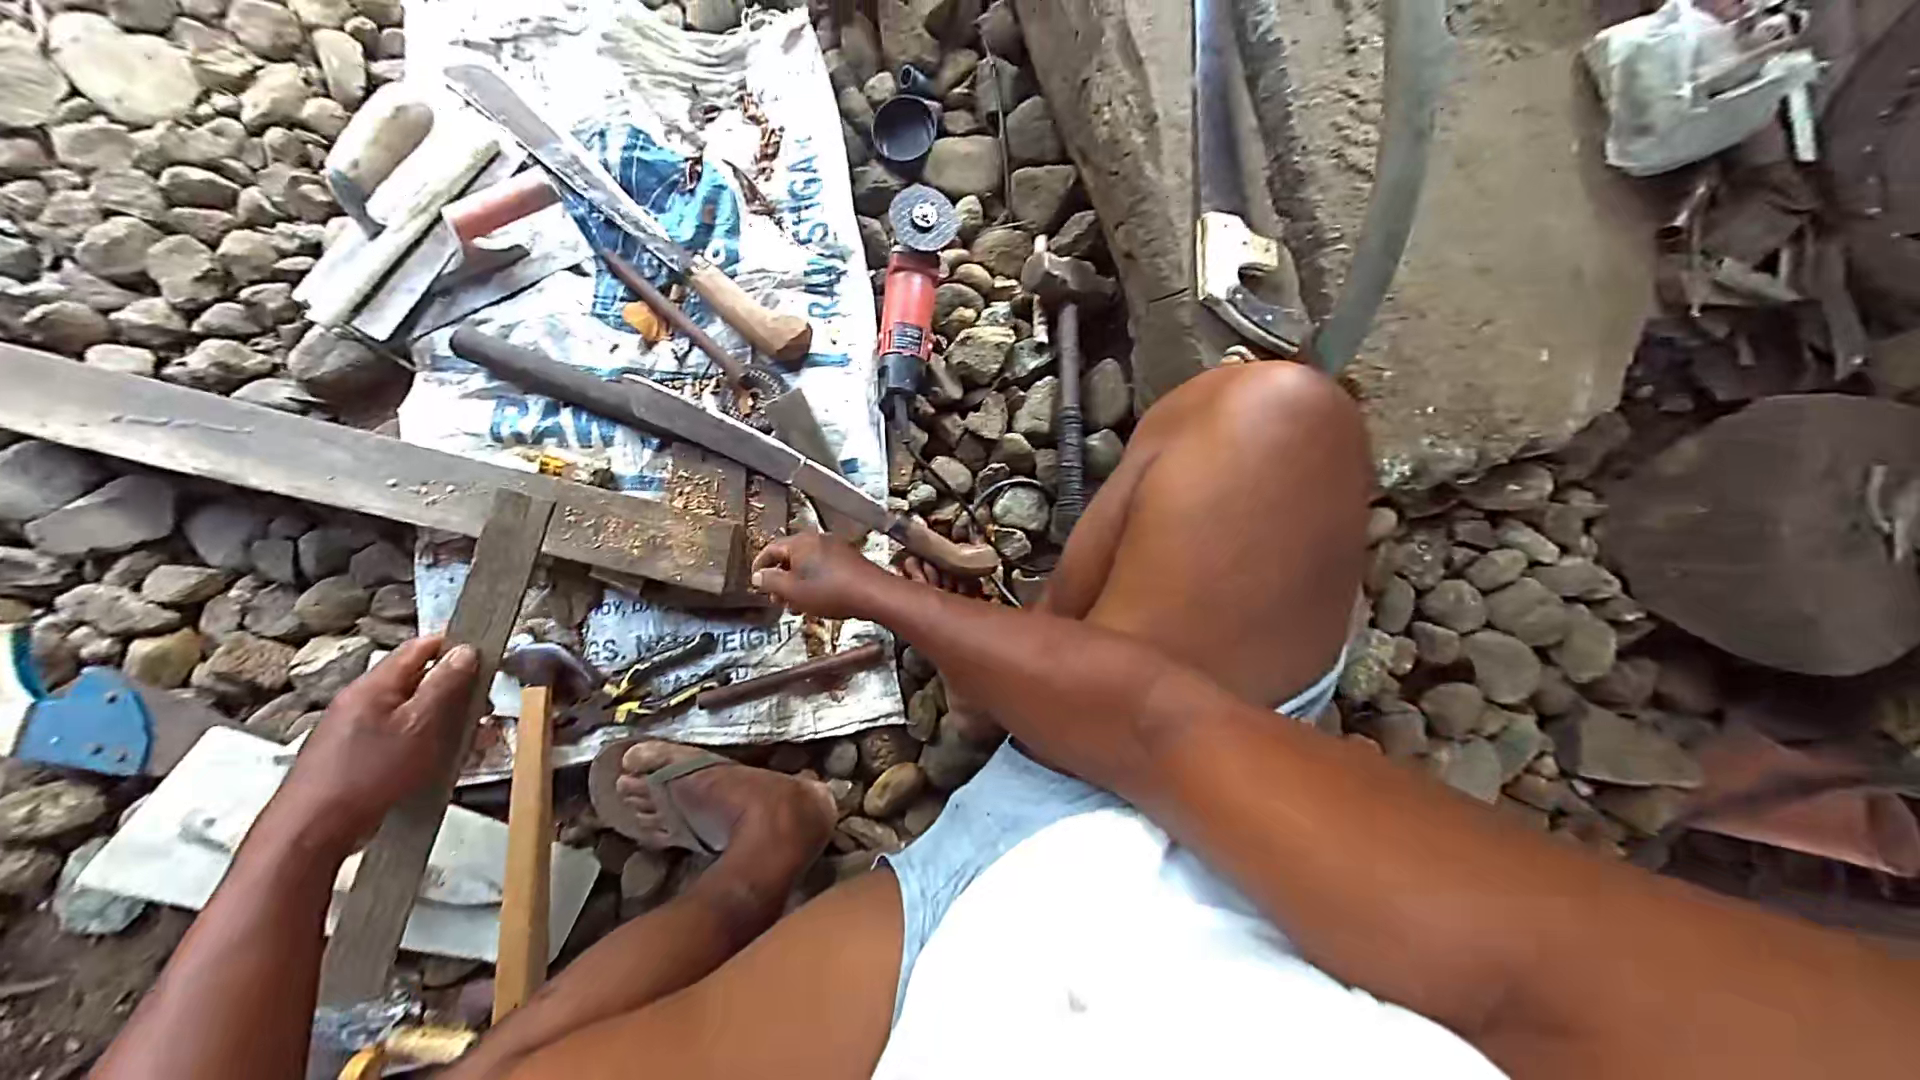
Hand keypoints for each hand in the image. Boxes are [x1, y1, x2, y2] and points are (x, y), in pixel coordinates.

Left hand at [268, 636, 480, 854]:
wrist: (312, 833)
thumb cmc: (367, 775)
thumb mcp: (421, 724)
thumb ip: (445, 684)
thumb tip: (464, 651)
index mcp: (374, 685)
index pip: (421, 647)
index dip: (456, 647)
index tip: (485, 659)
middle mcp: (360, 701)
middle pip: (419, 680)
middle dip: (456, 692)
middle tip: (482, 711)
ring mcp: (354, 729)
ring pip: (412, 711)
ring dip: (445, 721)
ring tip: (469, 742)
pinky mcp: (354, 755)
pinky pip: (399, 736)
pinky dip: (425, 742)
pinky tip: (440, 761)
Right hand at [750, 531, 897, 618]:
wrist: (872, 593)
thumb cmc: (829, 591)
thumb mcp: (792, 590)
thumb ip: (771, 582)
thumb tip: (758, 575)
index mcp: (800, 542)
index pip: (771, 549)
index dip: (759, 566)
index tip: (755, 581)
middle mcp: (818, 539)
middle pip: (791, 556)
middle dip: (781, 579)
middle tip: (777, 599)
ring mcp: (836, 547)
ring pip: (808, 564)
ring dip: (798, 583)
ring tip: (797, 605)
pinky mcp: (850, 558)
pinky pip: (824, 567)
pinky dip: (815, 581)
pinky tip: (817, 600)